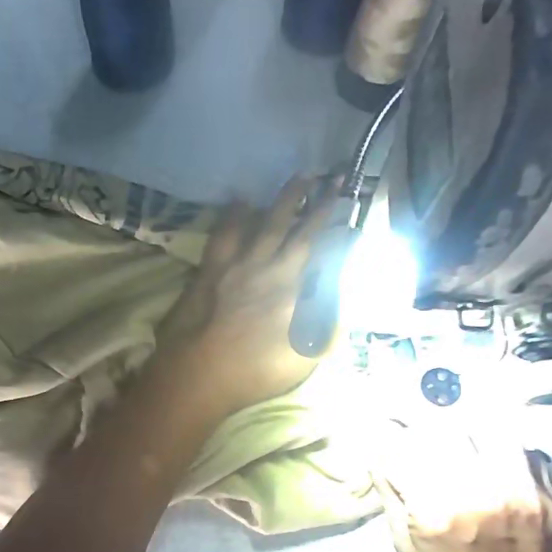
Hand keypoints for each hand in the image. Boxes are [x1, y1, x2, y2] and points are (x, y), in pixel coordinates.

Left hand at [150, 176, 334, 418]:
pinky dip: (233, 217)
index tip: (354, 210)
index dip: (340, 229)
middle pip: (293, 226)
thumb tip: (341, 299)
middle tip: (328, 178)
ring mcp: (234, 266)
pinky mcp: (209, 272)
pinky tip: (238, 205)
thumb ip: (327, 326)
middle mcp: (266, 267)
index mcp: (292, 287)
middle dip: (313, 201)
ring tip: (295, 181)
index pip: (323, 248)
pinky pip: (223, 235)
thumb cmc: (255, 371)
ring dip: (279, 201)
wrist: (197, 373)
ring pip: (259, 222)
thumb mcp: (304, 356)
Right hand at [378, 431, 551, 551]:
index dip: (387, 438)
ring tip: (460, 446)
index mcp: (436, 512)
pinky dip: (501, 451)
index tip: (383, 432)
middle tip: (420, 441)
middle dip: (424, 430)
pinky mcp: (548, 498)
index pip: (401, 448)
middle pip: (444, 429)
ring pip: (488, 429)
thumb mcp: (401, 546)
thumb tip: (379, 450)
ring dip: (466, 433)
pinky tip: (492, 466)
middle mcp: (480, 494)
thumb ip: (391, 492)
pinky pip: (523, 451)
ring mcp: (521, 494)